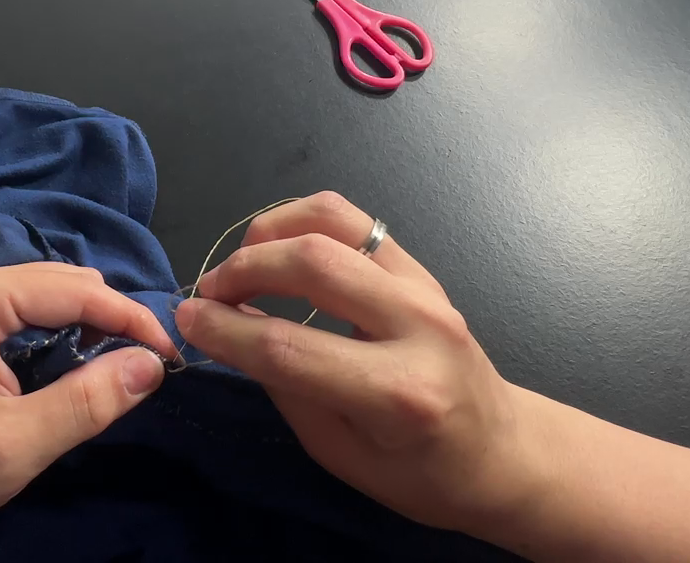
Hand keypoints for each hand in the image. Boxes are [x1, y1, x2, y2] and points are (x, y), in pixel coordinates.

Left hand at [0, 261, 171, 559]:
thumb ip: (87, 402)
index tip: (171, 357)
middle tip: (150, 370)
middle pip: (71, 284)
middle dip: (115, 321)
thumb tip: (153, 366)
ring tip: (122, 373)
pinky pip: (41, 312)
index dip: (130, 318)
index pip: (78, 290)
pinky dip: (72, 335)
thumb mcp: (17, 444)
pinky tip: (82, 368)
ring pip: (60, 296)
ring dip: (96, 328)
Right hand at [173, 192, 544, 534]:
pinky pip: (349, 216)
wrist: (504, 450)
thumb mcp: (341, 454)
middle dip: (243, 271)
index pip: (290, 348)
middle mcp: (417, 325)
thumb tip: (225, 326)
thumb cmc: (421, 472)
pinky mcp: (417, 263)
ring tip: (242, 262)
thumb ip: (284, 384)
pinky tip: (277, 243)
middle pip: (311, 265)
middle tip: (210, 292)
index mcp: (401, 394)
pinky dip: (299, 218)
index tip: (186, 320)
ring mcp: (422, 283)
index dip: (225, 331)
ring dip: (268, 232)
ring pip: (330, 221)